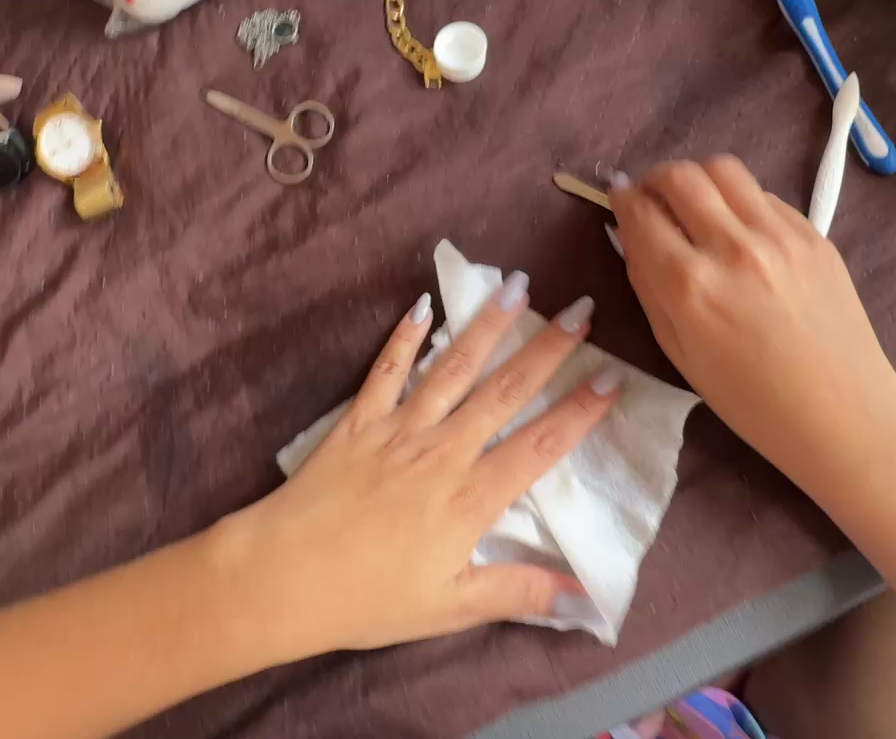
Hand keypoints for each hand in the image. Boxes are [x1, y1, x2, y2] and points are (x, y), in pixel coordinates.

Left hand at [210, 281, 618, 659]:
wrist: (283, 577)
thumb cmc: (369, 598)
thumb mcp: (449, 609)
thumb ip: (517, 593)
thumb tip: (584, 597)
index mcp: (469, 499)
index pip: (538, 447)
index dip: (579, 412)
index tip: (612, 377)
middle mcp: (441, 451)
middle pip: (504, 392)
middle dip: (547, 349)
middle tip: (580, 309)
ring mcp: (398, 427)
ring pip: (452, 367)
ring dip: (487, 325)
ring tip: (517, 287)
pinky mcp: (359, 417)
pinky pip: (386, 368)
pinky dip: (405, 336)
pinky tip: (422, 305)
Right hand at [609, 158, 895, 492]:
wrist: (843, 416)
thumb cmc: (748, 398)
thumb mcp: (676, 349)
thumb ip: (646, 284)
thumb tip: (629, 234)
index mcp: (690, 285)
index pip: (641, 213)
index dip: (621, 199)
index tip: (618, 196)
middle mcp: (732, 248)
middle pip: (680, 175)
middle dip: (655, 178)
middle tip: (653, 197)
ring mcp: (780, 236)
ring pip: (723, 168)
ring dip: (698, 179)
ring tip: (696, 204)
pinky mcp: (814, 235)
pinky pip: (762, 194)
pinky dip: (738, 201)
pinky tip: (740, 230)